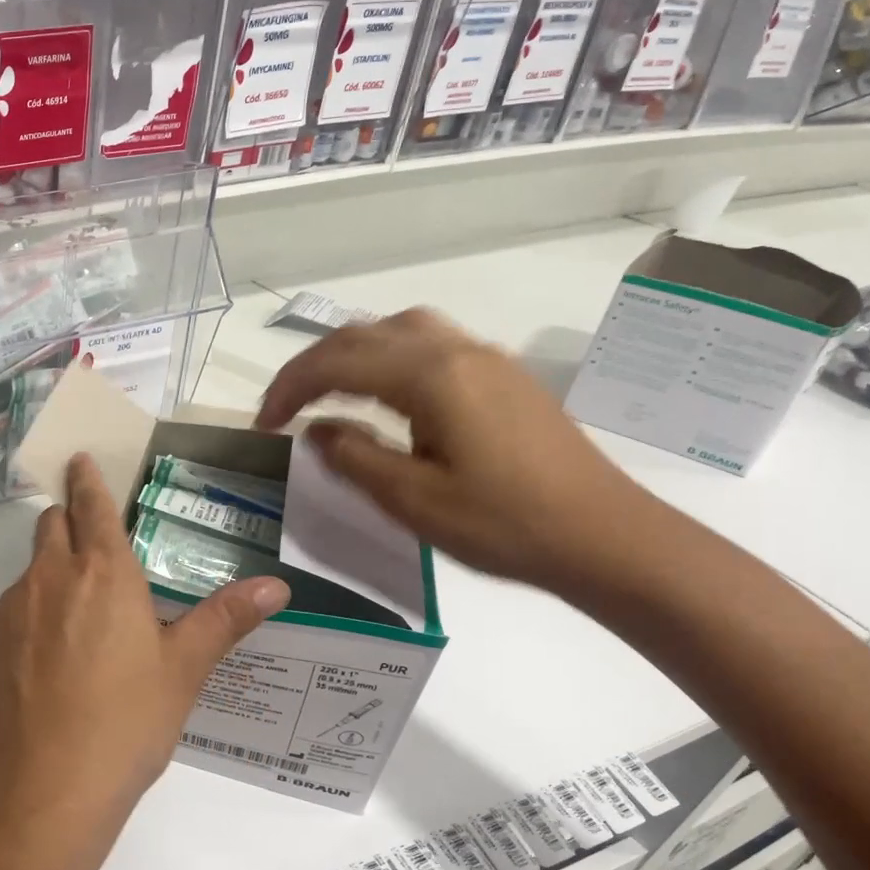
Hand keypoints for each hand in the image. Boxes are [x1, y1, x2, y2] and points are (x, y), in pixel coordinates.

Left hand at [0, 454, 290, 821]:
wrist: (43, 784)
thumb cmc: (126, 722)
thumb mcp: (184, 671)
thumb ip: (224, 619)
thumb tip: (276, 584)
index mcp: (104, 572)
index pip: (92, 505)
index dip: (88, 479)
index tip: (80, 460)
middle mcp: (51, 576)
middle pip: (51, 525)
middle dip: (68, 520)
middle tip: (93, 544)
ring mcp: (12, 608)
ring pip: (30, 567)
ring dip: (51, 571)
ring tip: (79, 616)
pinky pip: (12, 608)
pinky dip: (31, 612)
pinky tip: (49, 658)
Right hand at [255, 307, 652, 588]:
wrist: (607, 538)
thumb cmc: (505, 525)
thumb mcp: (412, 500)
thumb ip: (353, 457)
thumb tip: (316, 430)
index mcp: (431, 377)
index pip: (336, 362)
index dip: (288, 388)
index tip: (262, 426)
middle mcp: (456, 351)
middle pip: (364, 334)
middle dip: (311, 367)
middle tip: (281, 409)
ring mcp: (486, 360)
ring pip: (397, 330)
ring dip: (349, 354)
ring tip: (324, 393)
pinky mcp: (503, 377)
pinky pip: (428, 344)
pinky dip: (384, 358)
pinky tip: (381, 395)